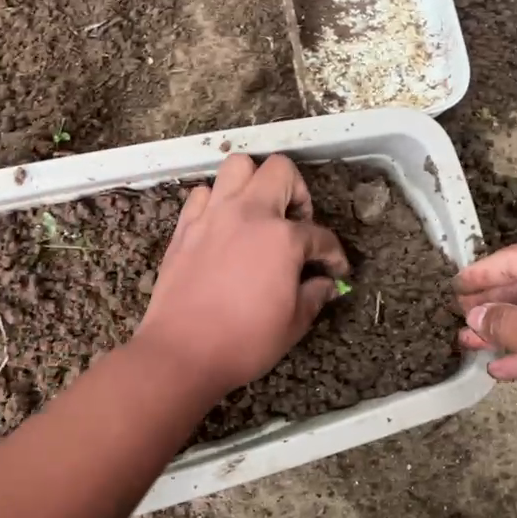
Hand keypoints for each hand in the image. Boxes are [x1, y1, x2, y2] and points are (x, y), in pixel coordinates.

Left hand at [131, 154, 350, 396]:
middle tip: (297, 223)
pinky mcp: (185, 226)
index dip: (334, 254)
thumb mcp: (293, 324)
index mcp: (282, 237)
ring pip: (238, 166)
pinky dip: (218, 201)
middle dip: (298, 192)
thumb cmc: (243, 341)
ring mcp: (213, 215)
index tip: (335, 269)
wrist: (181, 351)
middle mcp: (248, 213)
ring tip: (260, 212)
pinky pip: (204, 194)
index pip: (320, 235)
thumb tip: (325, 284)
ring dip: (255, 182)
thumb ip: (314, 296)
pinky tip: (225, 226)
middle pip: (281, 170)